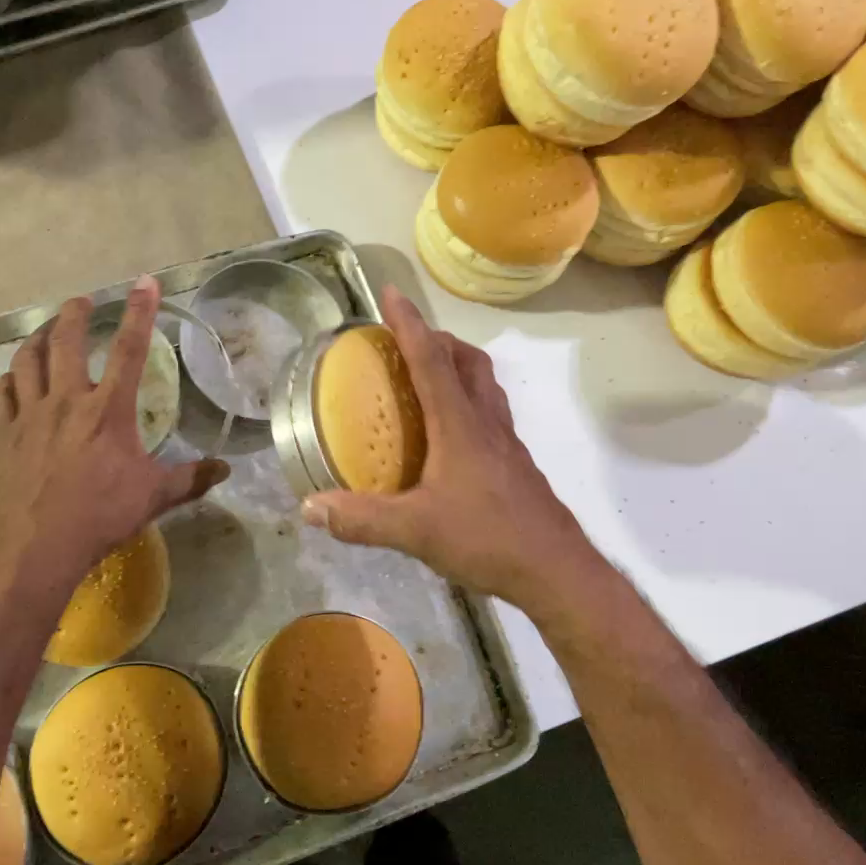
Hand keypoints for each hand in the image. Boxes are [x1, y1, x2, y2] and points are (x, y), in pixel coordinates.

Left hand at [0, 276, 229, 582]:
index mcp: (108, 410)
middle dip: (74, 314)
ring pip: (28, 359)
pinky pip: (5, 392)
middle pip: (66, 341)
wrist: (40, 543)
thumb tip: (225, 469)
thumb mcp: (154, 496)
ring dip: (38, 338)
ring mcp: (32, 414)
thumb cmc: (101, 515)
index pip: (129, 350)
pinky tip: (16, 376)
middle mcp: (68, 400)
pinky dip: (12, 377)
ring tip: (47, 331)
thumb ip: (191, 478)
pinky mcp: (7, 432)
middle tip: (82, 302)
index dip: (139, 312)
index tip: (145, 283)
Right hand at [300, 286, 605, 619]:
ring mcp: (506, 444)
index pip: (430, 360)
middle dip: (438, 340)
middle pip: (468, 362)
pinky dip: (467, 405)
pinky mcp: (514, 466)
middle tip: (407, 344)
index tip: (391, 293)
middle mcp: (486, 423)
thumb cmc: (487, 538)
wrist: (556, 570)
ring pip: (485, 386)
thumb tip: (309, 507)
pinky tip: (447, 440)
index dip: (408, 324)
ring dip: (458, 369)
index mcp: (460, 425)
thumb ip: (361, 518)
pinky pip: (489, 416)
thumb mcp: (415, 531)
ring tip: (426, 381)